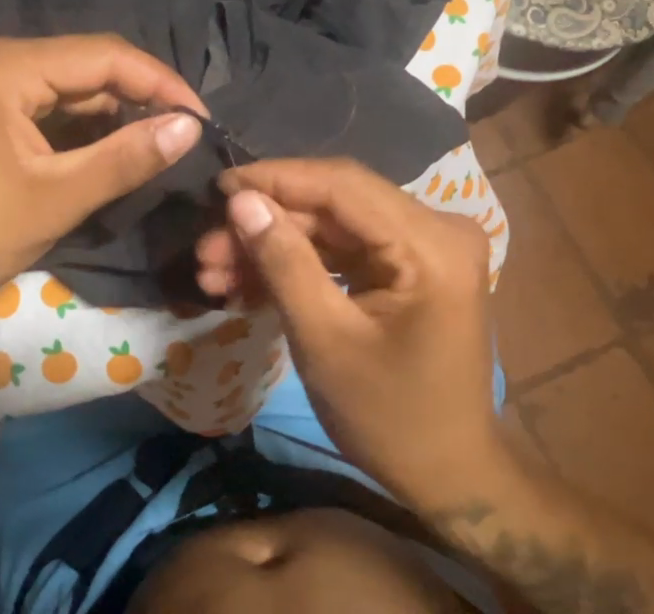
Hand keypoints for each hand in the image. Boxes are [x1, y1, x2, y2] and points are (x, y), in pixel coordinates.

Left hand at [0, 35, 204, 313]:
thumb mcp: (56, 198)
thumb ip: (126, 158)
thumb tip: (191, 127)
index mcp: (8, 67)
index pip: (105, 56)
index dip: (161, 84)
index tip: (203, 120)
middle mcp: (0, 63)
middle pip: (90, 68)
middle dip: (142, 98)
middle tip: (188, 135)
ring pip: (74, 91)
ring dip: (118, 116)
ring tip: (164, 145)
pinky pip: (53, 111)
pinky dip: (88, 132)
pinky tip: (118, 152)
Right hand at [199, 158, 498, 506]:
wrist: (447, 473)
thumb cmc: (389, 416)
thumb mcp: (325, 340)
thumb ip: (284, 262)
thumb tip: (241, 200)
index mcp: (432, 244)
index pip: (342, 185)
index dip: (275, 179)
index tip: (216, 185)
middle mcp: (438, 229)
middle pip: (336, 204)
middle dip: (267, 223)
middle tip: (205, 250)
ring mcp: (427, 247)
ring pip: (334, 226)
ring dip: (276, 245)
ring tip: (214, 272)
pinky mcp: (411, 266)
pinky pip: (346, 249)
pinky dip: (300, 263)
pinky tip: (249, 281)